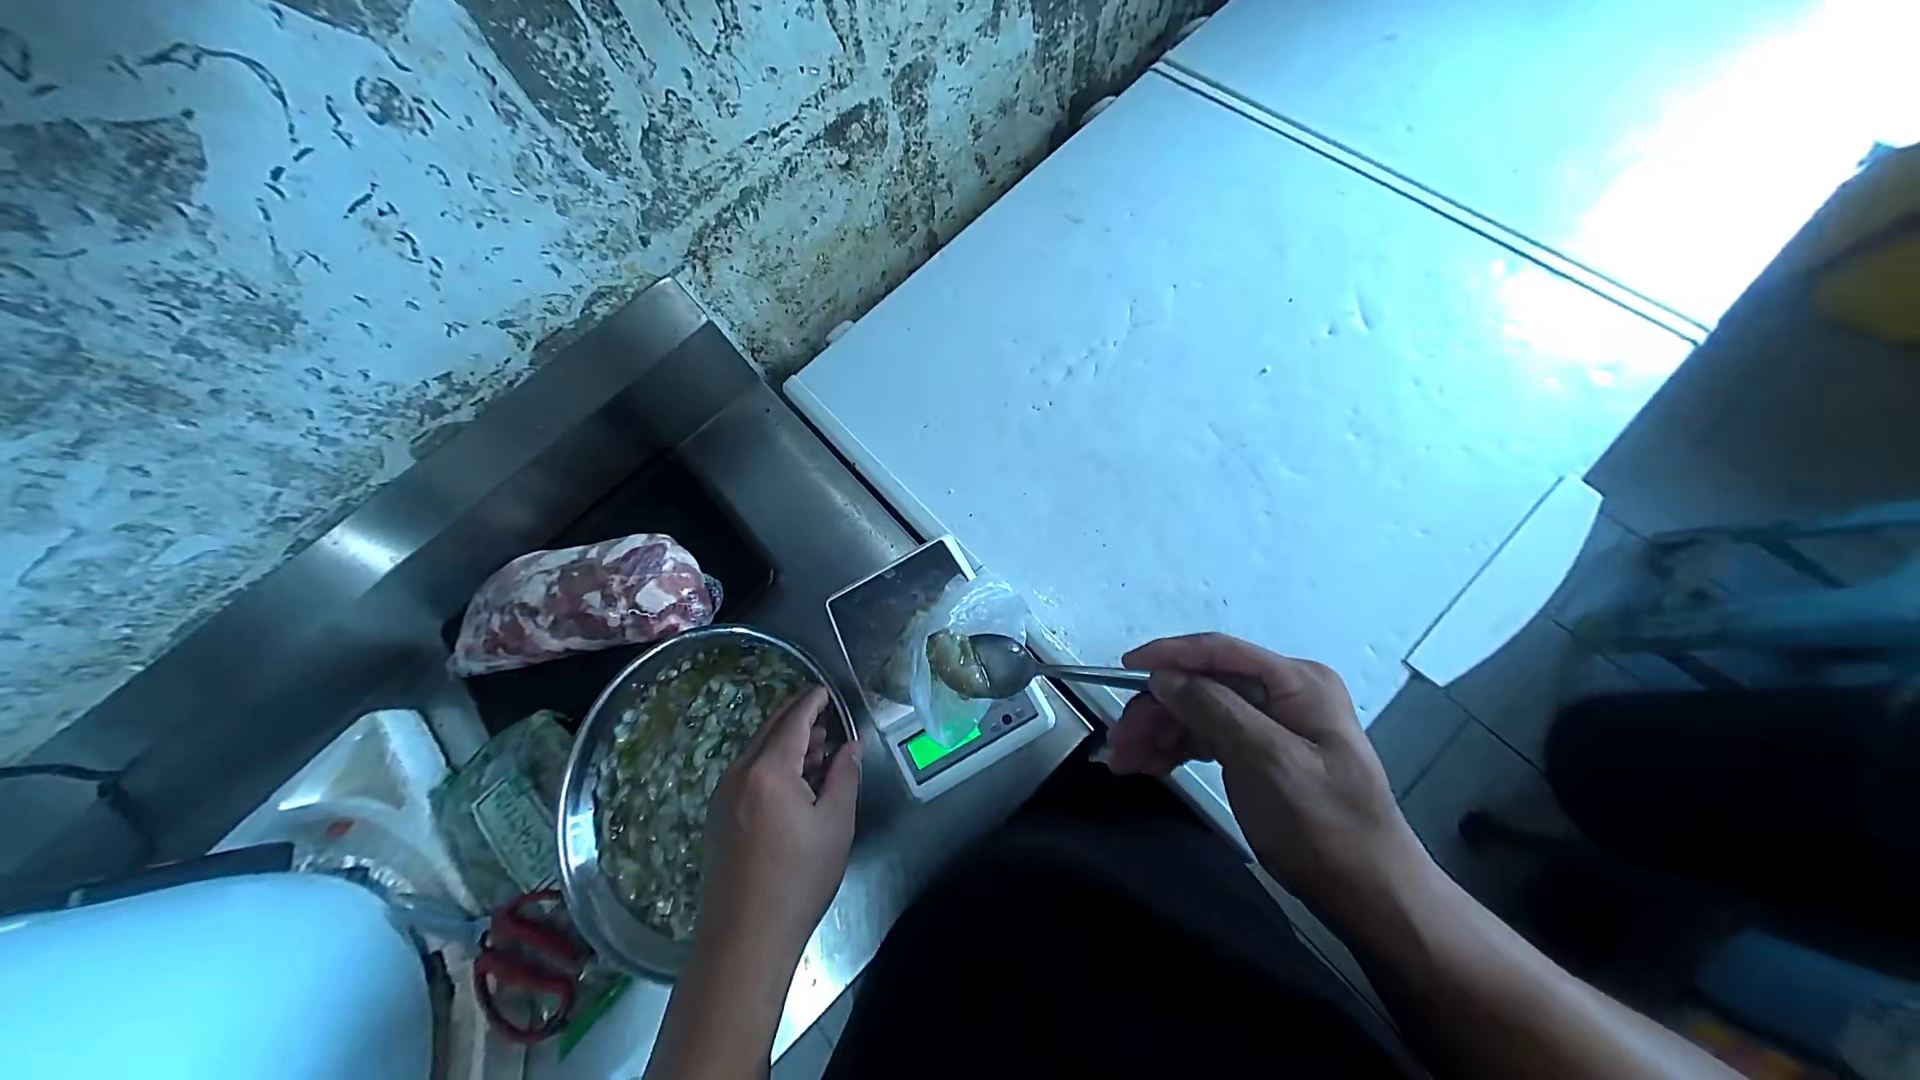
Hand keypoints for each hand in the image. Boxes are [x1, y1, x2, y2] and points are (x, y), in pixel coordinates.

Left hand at [698, 686, 862, 960]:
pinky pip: (748, 774)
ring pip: (758, 752)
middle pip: (771, 730)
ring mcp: (723, 796)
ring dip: (788, 744)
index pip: (793, 719)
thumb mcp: (835, 823)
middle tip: (830, 722)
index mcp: (768, 770)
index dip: (813, 701)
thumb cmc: (798, 878)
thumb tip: (850, 745)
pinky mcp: (718, 818)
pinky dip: (773, 766)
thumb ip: (844, 775)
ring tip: (819, 752)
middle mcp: (738, 774)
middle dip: (800, 720)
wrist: (745, 939)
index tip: (828, 691)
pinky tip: (795, 784)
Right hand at [1108, 633, 1431, 907]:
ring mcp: (1268, 721)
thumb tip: (1163, 676)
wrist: (1369, 894)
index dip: (1168, 655)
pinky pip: (1204, 736)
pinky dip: (1174, 748)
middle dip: (1157, 709)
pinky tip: (1149, 765)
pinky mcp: (1256, 749)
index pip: (1220, 652)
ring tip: (1124, 761)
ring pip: (1196, 711)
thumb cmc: (1325, 826)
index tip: (1123, 667)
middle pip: (1201, 685)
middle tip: (1119, 743)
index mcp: (1296, 682)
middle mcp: (1281, 692)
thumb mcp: (1269, 763)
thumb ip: (1215, 710)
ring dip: (1158, 732)